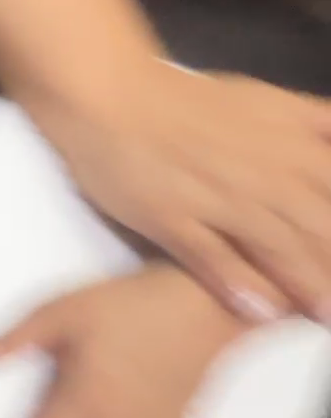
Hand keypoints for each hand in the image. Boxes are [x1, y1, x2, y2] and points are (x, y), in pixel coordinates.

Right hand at [28, 60, 330, 322]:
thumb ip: (319, 124)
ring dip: (308, 284)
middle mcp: (271, 177)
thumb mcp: (272, 101)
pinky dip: (235, 282)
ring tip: (324, 317)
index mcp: (303, 147)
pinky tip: (257, 309)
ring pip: (278, 247)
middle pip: (324, 229)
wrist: (110, 100)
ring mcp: (217, 200)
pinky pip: (209, 254)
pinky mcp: (167, 217)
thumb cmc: (184, 101)